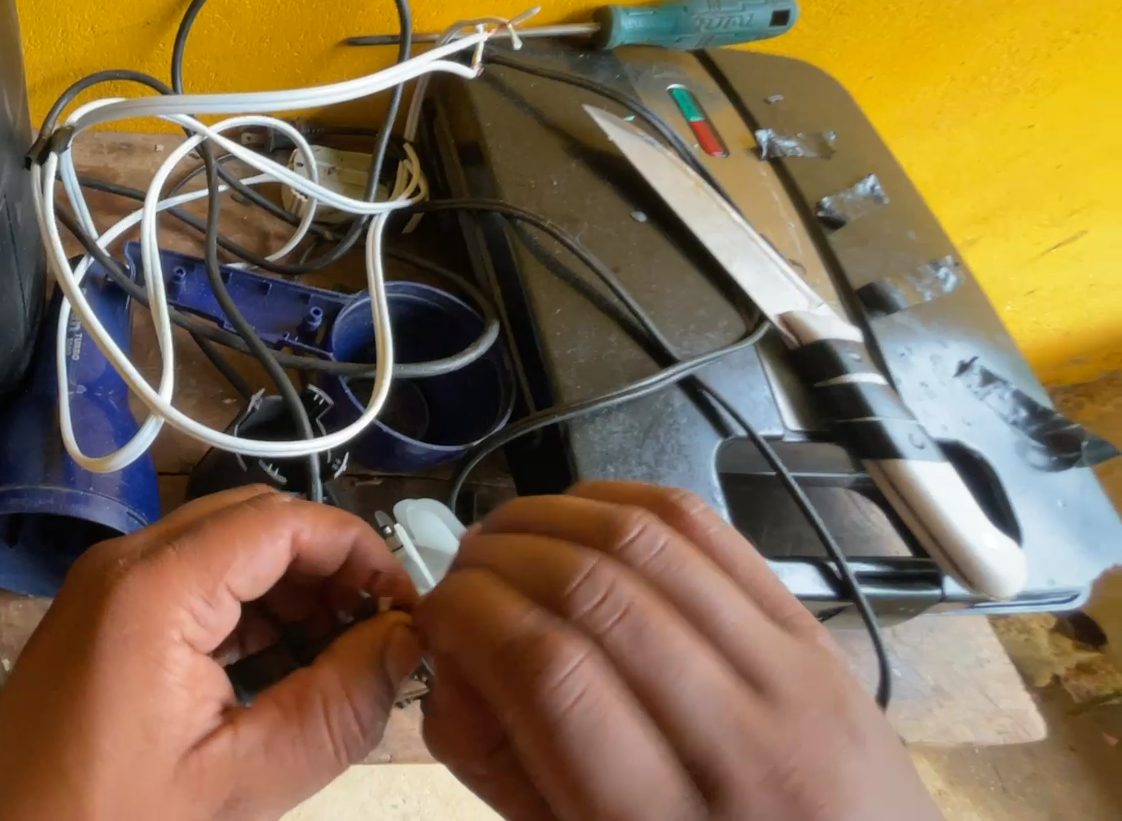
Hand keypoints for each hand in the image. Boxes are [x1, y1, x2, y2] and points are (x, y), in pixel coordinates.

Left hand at [0, 486, 421, 820]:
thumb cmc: (110, 820)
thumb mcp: (238, 780)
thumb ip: (334, 708)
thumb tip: (404, 643)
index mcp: (155, 584)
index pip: (279, 521)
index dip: (353, 548)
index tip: (403, 602)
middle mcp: (129, 556)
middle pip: (252, 520)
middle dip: (325, 563)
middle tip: (377, 628)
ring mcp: (111, 575)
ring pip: (224, 543)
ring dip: (288, 583)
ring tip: (340, 648)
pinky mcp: (106, 602)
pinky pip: (192, 575)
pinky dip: (245, 603)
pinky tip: (282, 655)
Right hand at [415, 480, 939, 820]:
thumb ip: (483, 748)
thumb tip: (449, 639)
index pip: (549, 670)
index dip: (470, 614)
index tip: (438, 613)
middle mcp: (751, 755)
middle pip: (592, 591)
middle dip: (496, 556)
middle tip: (463, 571)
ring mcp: (799, 682)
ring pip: (642, 539)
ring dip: (543, 515)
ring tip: (504, 536)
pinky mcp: (814, 632)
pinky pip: (698, 524)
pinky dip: (611, 499)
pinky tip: (570, 519)